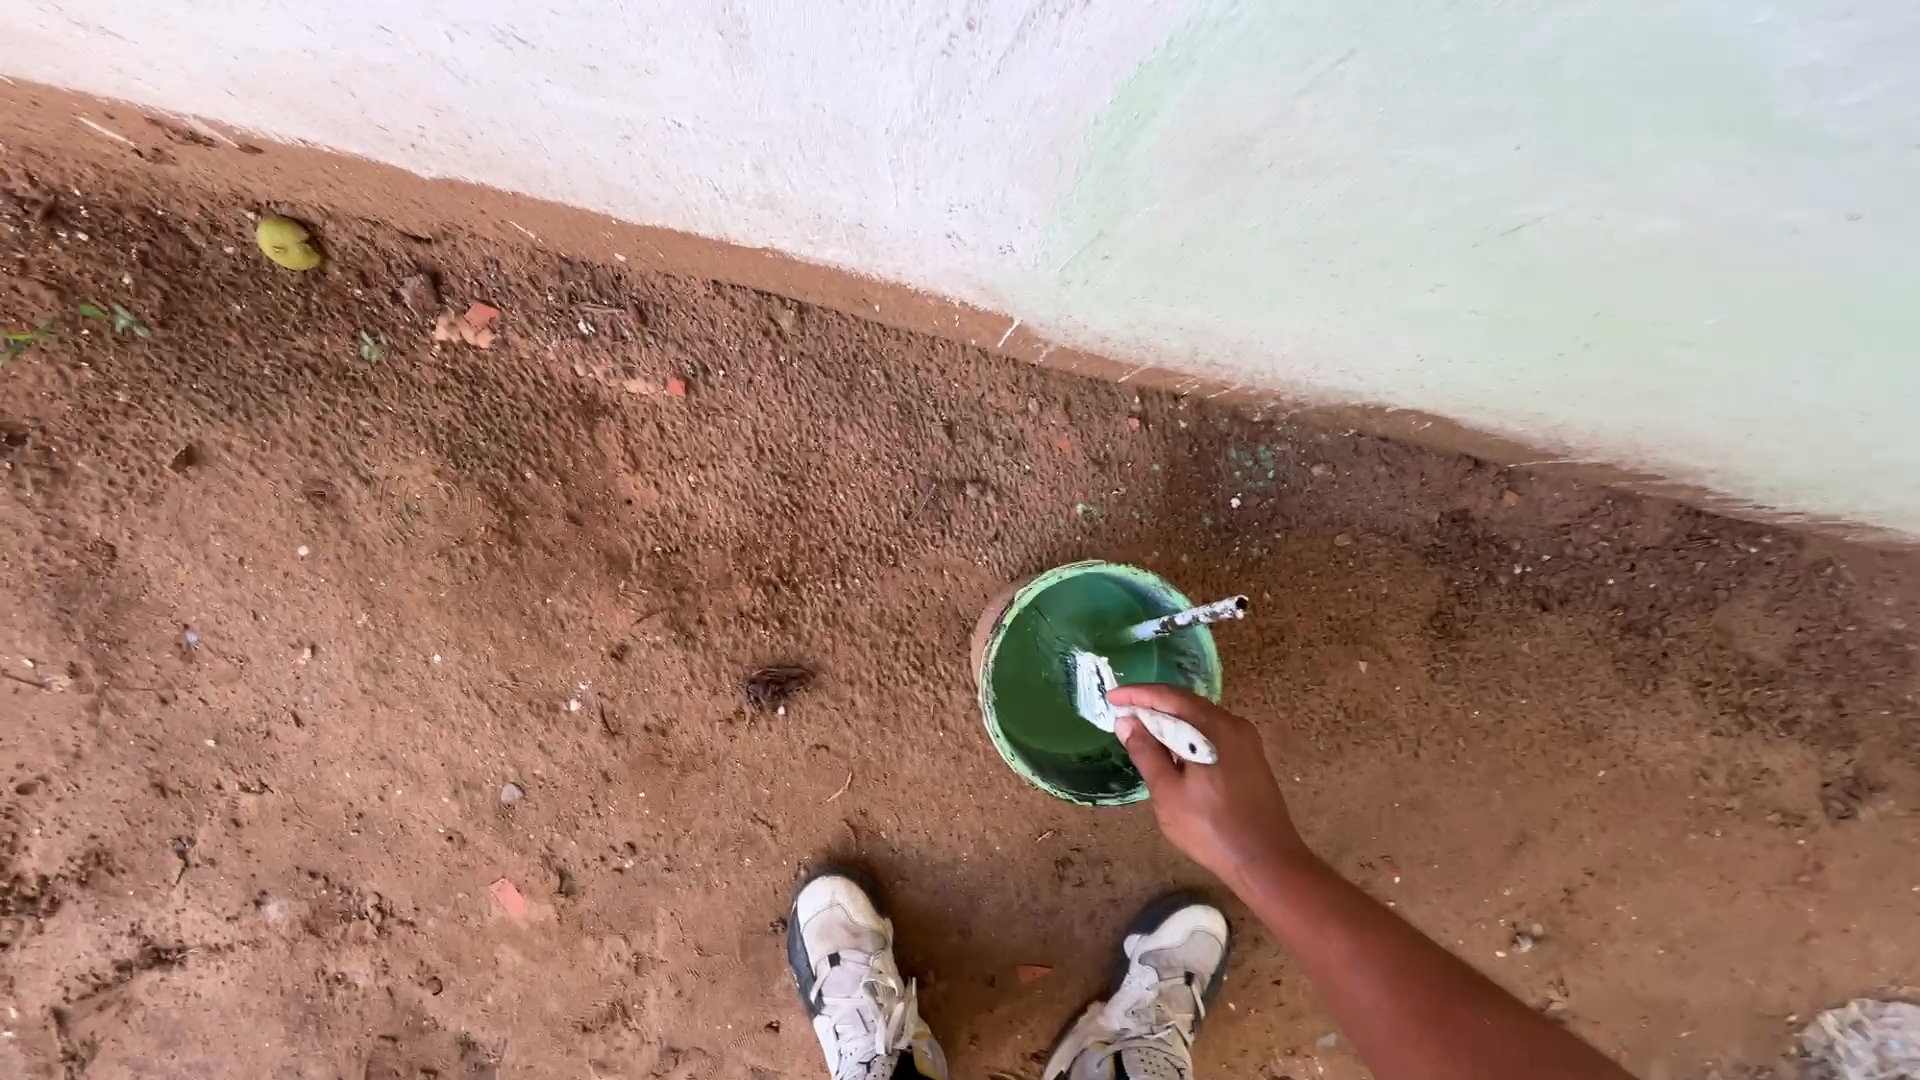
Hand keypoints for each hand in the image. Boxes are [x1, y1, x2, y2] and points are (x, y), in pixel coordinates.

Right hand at [1110, 684, 1311, 889]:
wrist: (1267, 862)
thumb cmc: (1211, 828)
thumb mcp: (1168, 792)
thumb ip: (1145, 752)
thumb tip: (1126, 722)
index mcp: (1213, 727)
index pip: (1168, 697)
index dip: (1136, 694)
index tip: (1111, 698)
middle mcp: (1233, 725)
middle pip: (1186, 703)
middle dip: (1152, 704)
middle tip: (1122, 712)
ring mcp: (1245, 741)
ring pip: (1199, 718)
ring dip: (1169, 720)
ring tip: (1142, 730)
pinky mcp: (1250, 757)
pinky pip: (1212, 733)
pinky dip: (1187, 734)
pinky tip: (1172, 749)